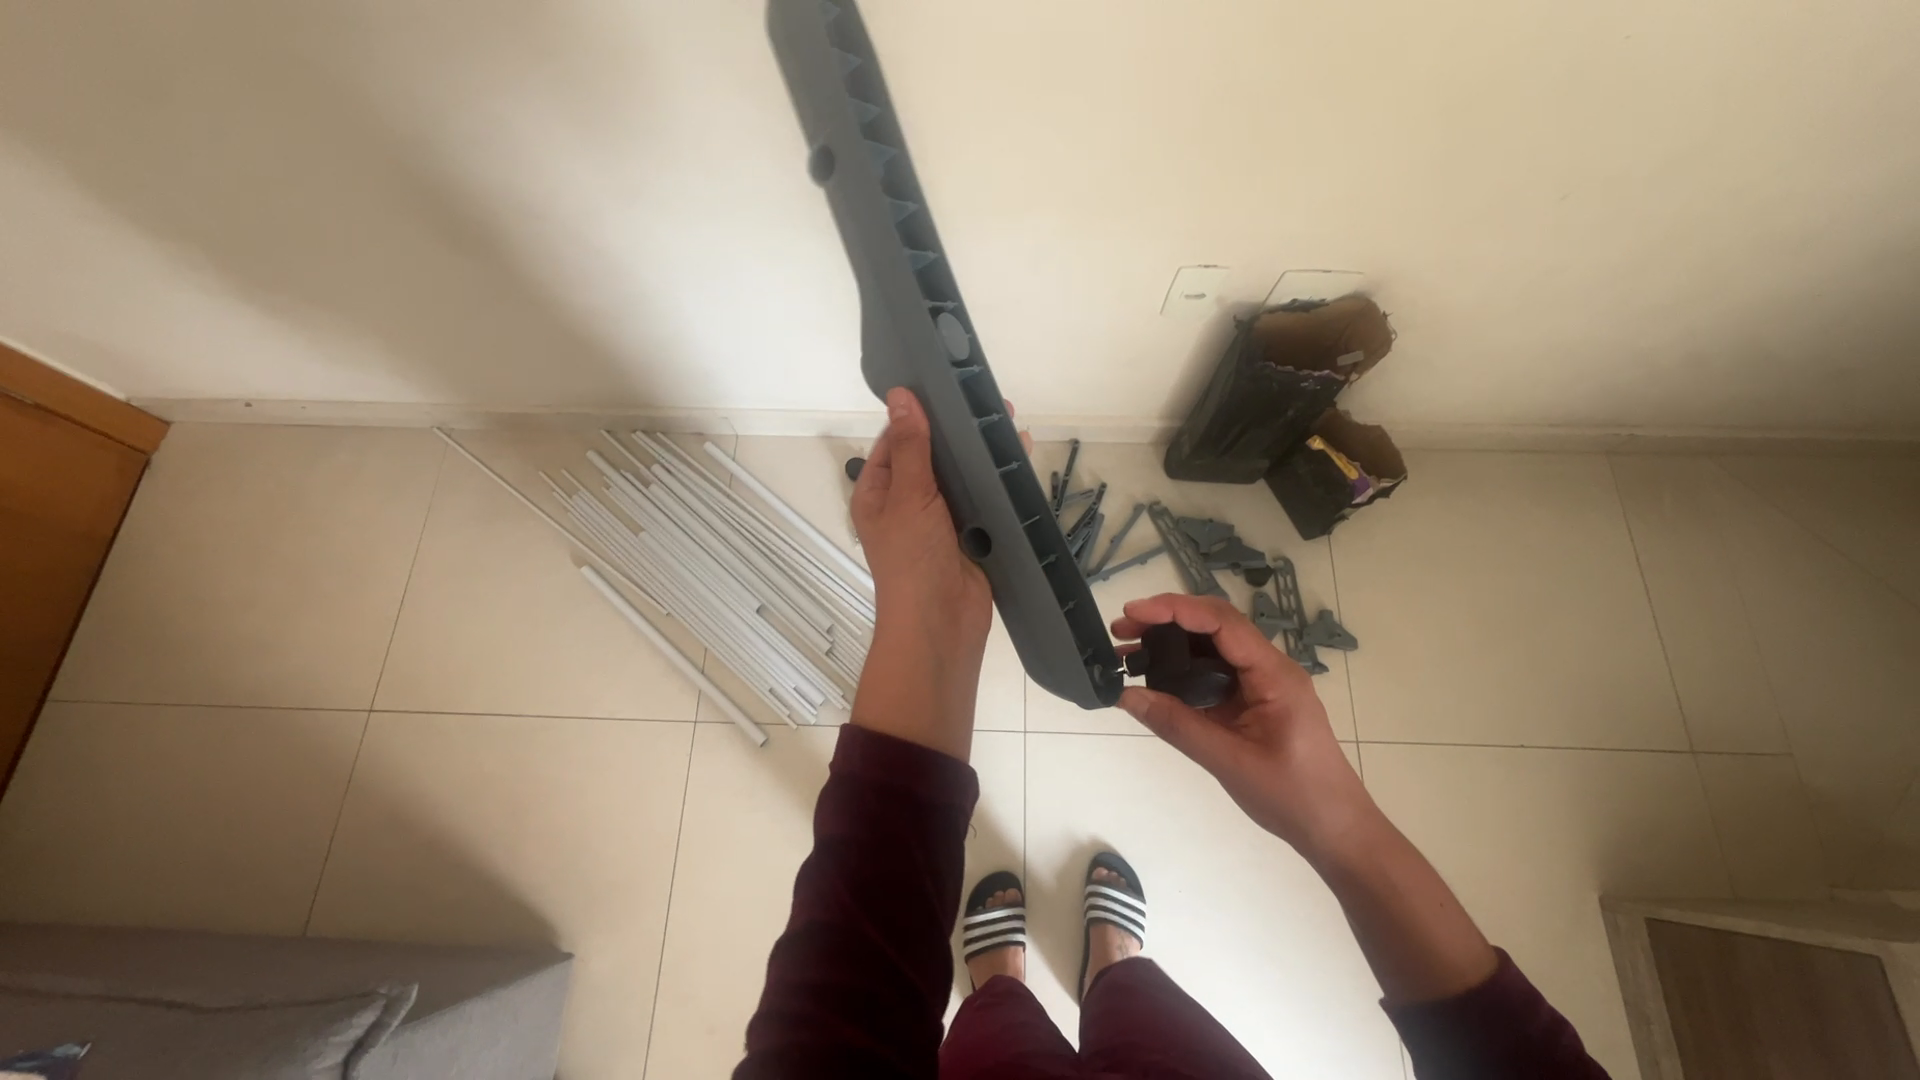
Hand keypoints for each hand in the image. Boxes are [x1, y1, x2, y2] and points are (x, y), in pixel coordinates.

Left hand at [851, 388, 993, 643]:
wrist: (941, 625)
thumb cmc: (912, 560)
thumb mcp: (907, 496)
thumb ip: (911, 446)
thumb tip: (900, 395)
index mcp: (879, 492)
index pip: (896, 440)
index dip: (919, 415)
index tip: (948, 387)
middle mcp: (908, 503)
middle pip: (933, 456)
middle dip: (960, 433)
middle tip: (994, 404)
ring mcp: (941, 520)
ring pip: (962, 477)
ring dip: (983, 454)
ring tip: (1013, 425)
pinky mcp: (971, 536)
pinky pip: (984, 501)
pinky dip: (999, 481)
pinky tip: (1020, 459)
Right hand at [1113, 593, 1380, 857]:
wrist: (1335, 829)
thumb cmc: (1292, 796)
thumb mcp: (1228, 761)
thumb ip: (1176, 725)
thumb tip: (1125, 695)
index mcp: (1273, 674)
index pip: (1220, 622)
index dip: (1174, 609)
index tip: (1134, 612)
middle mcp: (1269, 668)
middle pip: (1214, 626)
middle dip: (1166, 620)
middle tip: (1121, 630)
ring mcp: (1262, 684)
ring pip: (1212, 647)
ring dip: (1171, 644)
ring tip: (1128, 652)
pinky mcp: (1254, 701)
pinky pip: (1215, 672)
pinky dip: (1182, 669)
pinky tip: (1155, 680)